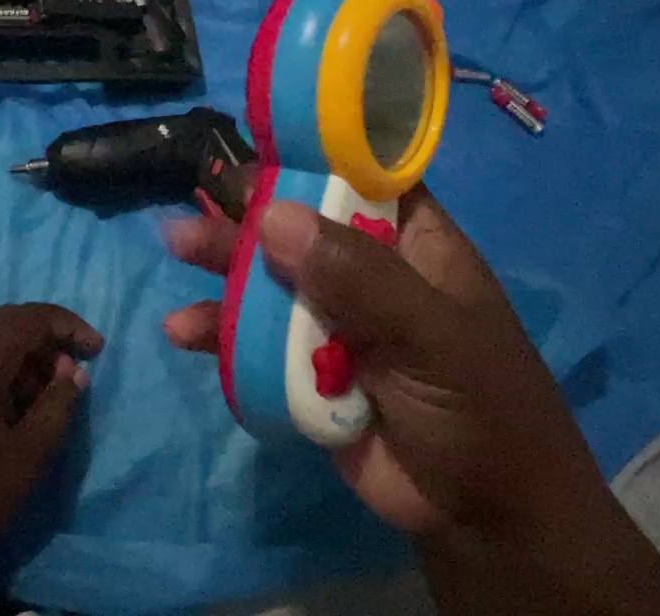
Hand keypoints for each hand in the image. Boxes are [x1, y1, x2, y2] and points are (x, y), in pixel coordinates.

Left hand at [0, 303, 102, 586]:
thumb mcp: (28, 454)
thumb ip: (57, 404)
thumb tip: (74, 372)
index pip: (29, 318)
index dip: (68, 325)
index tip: (97, 350)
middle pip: (6, 321)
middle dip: (46, 335)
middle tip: (75, 365)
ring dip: (24, 353)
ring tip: (50, 390)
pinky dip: (2, 368)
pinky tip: (17, 404)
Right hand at [163, 189, 603, 536]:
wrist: (482, 519)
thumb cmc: (479, 407)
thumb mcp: (428, 334)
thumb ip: (357, 277)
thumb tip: (272, 215)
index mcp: (412, 242)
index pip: (358, 179)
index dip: (309, 156)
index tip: (252, 141)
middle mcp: (367, 270)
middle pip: (299, 226)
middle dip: (247, 212)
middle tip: (197, 200)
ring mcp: (333, 318)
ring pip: (269, 278)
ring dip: (223, 264)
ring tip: (177, 245)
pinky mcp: (304, 367)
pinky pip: (254, 338)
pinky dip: (219, 331)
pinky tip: (184, 330)